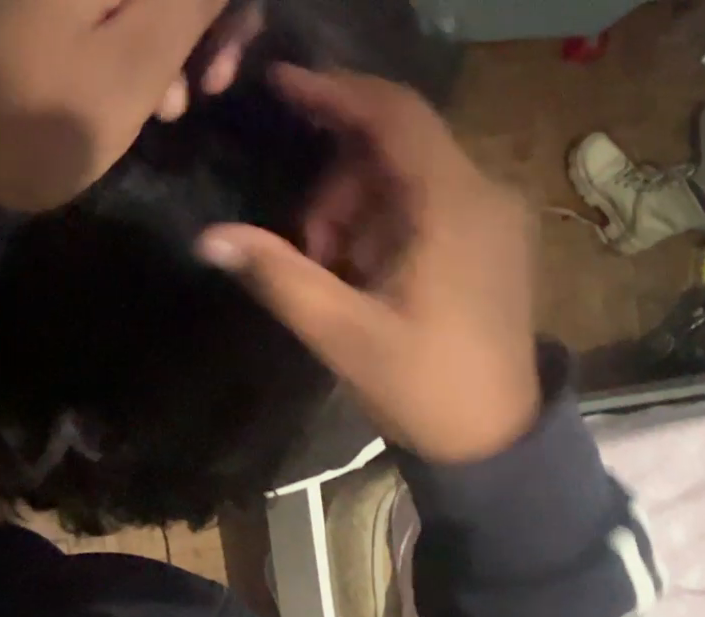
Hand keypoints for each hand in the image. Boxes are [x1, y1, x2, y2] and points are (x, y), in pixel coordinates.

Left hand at [0, 0, 229, 211]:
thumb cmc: (39, 121)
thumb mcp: (130, 67)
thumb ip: (190, 1)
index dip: (226, 10)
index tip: (226, 61)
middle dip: (202, 21)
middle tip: (209, 87)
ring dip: (171, 41)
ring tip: (172, 108)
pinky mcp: (39, 8)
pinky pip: (110, 13)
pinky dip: (133, 47)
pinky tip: (139, 96)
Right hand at [196, 66, 540, 463]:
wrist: (494, 441)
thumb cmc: (421, 386)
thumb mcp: (342, 333)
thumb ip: (279, 276)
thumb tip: (210, 237)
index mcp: (453, 206)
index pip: (393, 115)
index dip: (334, 93)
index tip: (280, 86)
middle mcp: (482, 195)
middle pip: (394, 150)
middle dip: (336, 187)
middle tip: (304, 249)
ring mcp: (491, 219)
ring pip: (407, 181)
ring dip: (355, 213)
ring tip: (332, 276)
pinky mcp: (489, 246)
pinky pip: (426, 209)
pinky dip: (382, 230)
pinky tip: (363, 279)